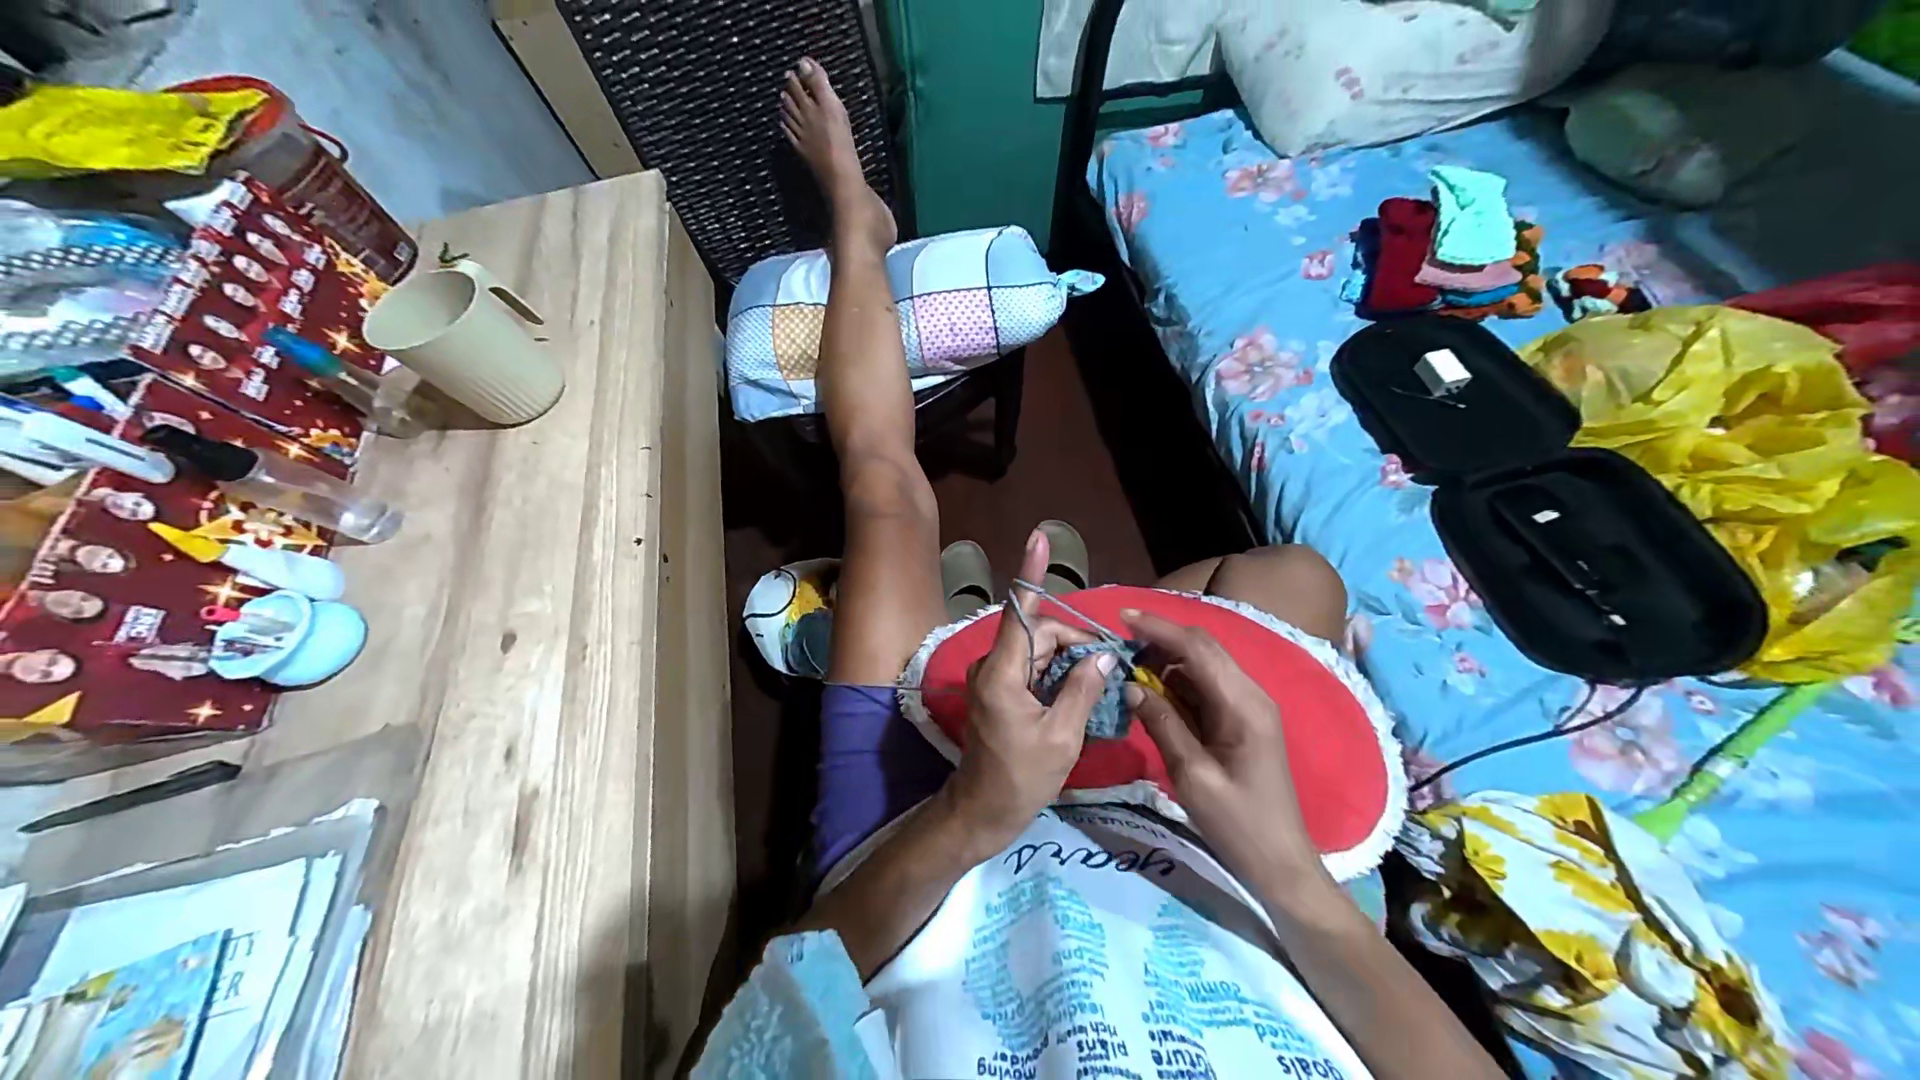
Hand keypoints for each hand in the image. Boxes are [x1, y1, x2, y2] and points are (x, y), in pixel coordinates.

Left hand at [942, 528, 1111, 860]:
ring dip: (1068, 660)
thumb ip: (1083, 687)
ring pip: (1038, 649)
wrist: (983, 809)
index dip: (1030, 572)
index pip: (1019, 611)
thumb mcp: (1062, 735)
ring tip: (1096, 685)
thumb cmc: (1022, 776)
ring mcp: (994, 677)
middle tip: (1106, 669)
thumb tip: (1104, 653)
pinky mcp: (999, 690)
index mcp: (1003, 672)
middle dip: (1074, 643)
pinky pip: (1032, 667)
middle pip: (1039, 632)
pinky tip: (1079, 692)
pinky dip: (1057, 673)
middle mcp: (994, 665)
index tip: (1039, 537)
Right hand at [1121, 609, 1323, 888]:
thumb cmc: (1238, 824)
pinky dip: (1176, 682)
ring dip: (1166, 661)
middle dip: (1160, 639)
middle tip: (1119, 645)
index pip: (1198, 649)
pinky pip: (1204, 687)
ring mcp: (1247, 706)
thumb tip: (1130, 685)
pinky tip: (1152, 693)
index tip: (1121, 618)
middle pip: (1203, 648)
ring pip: (1202, 665)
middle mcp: (1250, 695)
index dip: (1159, 628)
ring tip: (1129, 669)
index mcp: (1243, 705)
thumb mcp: (1193, 776)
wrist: (1280, 863)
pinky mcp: (1240, 720)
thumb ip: (1162, 724)